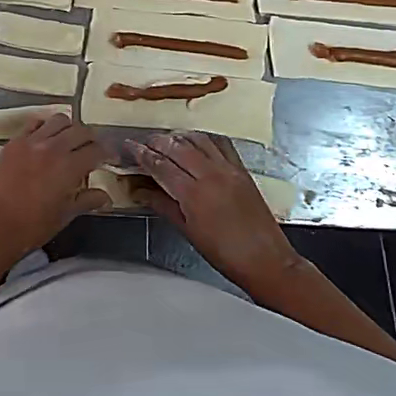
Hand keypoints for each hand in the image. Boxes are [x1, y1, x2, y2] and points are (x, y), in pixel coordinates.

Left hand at [0, 114, 108, 262]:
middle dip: (92, 140)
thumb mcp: (65, 215)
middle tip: (93, 152)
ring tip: (69, 142)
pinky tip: (46, 140)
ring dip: (70, 129)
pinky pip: (35, 124)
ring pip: (59, 120)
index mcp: (70, 166)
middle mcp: (53, 147)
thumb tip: (106, 197)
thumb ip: (87, 200)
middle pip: (82, 130)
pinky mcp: (14, 143)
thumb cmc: (33, 227)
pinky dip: (46, 127)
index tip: (111, 159)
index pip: (97, 150)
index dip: (108, 153)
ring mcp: (31, 142)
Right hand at [129, 131, 300, 289]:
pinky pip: (221, 144)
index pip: (161, 165)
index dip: (142, 154)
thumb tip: (140, 191)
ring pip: (199, 140)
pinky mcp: (242, 168)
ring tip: (167, 139)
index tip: (130, 146)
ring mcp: (228, 169)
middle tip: (144, 142)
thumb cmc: (224, 253)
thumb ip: (163, 205)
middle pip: (178, 147)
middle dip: (158, 142)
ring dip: (180, 137)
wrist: (265, 258)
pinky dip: (205, 138)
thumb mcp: (187, 231)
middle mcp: (210, 174)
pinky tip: (197, 141)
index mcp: (193, 194)